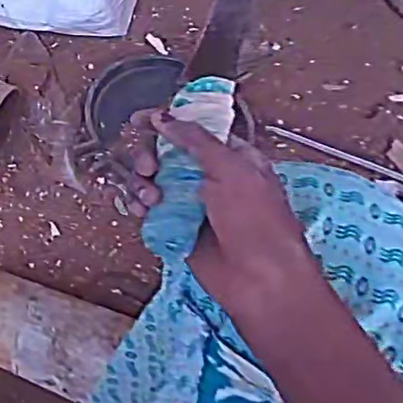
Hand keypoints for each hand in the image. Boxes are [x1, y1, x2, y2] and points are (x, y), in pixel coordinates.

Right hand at [126, 110, 314, 283]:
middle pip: (165, 150)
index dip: (166, 120)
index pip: (193, 128)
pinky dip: (139, 203)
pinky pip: (148, 205)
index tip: (140, 120)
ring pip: (152, 177)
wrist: (263, 285)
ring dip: (143, 181)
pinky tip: (141, 210)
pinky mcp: (175, 225)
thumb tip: (162, 117)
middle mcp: (208, 175)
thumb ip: (195, 140)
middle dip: (150, 154)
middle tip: (148, 168)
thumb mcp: (232, 171)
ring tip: (149, 198)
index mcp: (230, 156)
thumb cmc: (257, 223)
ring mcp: (190, 201)